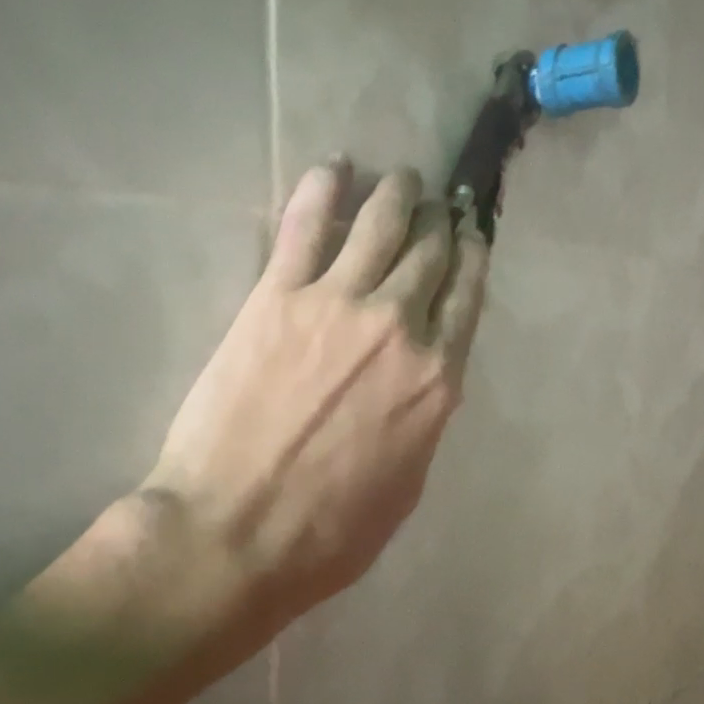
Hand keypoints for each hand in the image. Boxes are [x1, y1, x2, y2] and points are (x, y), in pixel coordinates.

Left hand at [139, 158, 489, 628]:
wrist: (232, 533)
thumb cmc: (324, 534)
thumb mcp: (403, 487)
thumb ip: (421, 419)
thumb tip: (419, 380)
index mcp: (438, 380)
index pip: (468, 293)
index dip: (471, 256)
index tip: (468, 236)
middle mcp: (400, 327)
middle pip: (431, 249)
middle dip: (437, 221)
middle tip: (431, 206)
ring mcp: (337, 302)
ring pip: (382, 221)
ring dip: (397, 192)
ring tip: (399, 179)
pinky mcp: (275, 295)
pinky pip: (306, 222)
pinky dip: (324, 187)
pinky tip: (334, 169)